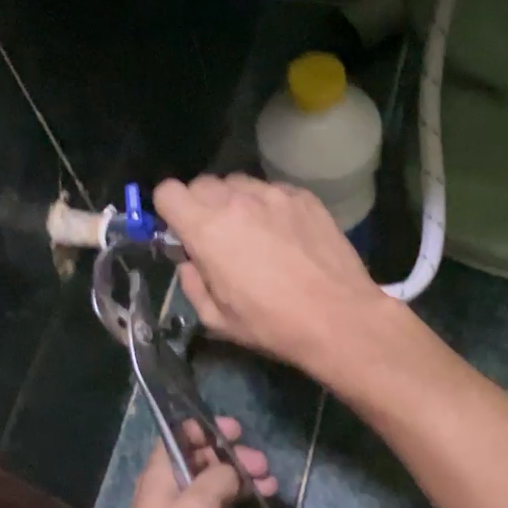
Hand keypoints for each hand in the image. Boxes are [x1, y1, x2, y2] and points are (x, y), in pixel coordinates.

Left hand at [94, 417, 277, 507]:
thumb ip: (217, 478)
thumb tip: (232, 469)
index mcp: (159, 476)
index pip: (178, 436)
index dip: (206, 429)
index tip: (239, 431)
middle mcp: (164, 494)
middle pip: (200, 464)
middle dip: (234, 462)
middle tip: (267, 469)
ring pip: (212, 494)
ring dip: (241, 489)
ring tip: (272, 492)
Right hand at [153, 175, 393, 370]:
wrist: (339, 318)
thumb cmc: (273, 324)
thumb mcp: (217, 320)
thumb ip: (192, 284)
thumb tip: (189, 263)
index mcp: (207, 229)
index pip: (168, 192)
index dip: (169, 211)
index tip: (181, 232)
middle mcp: (237, 201)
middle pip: (202, 184)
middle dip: (201, 206)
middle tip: (217, 237)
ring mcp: (274, 194)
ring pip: (239, 183)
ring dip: (235, 202)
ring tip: (253, 233)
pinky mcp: (304, 197)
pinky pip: (273, 190)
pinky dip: (269, 206)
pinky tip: (285, 234)